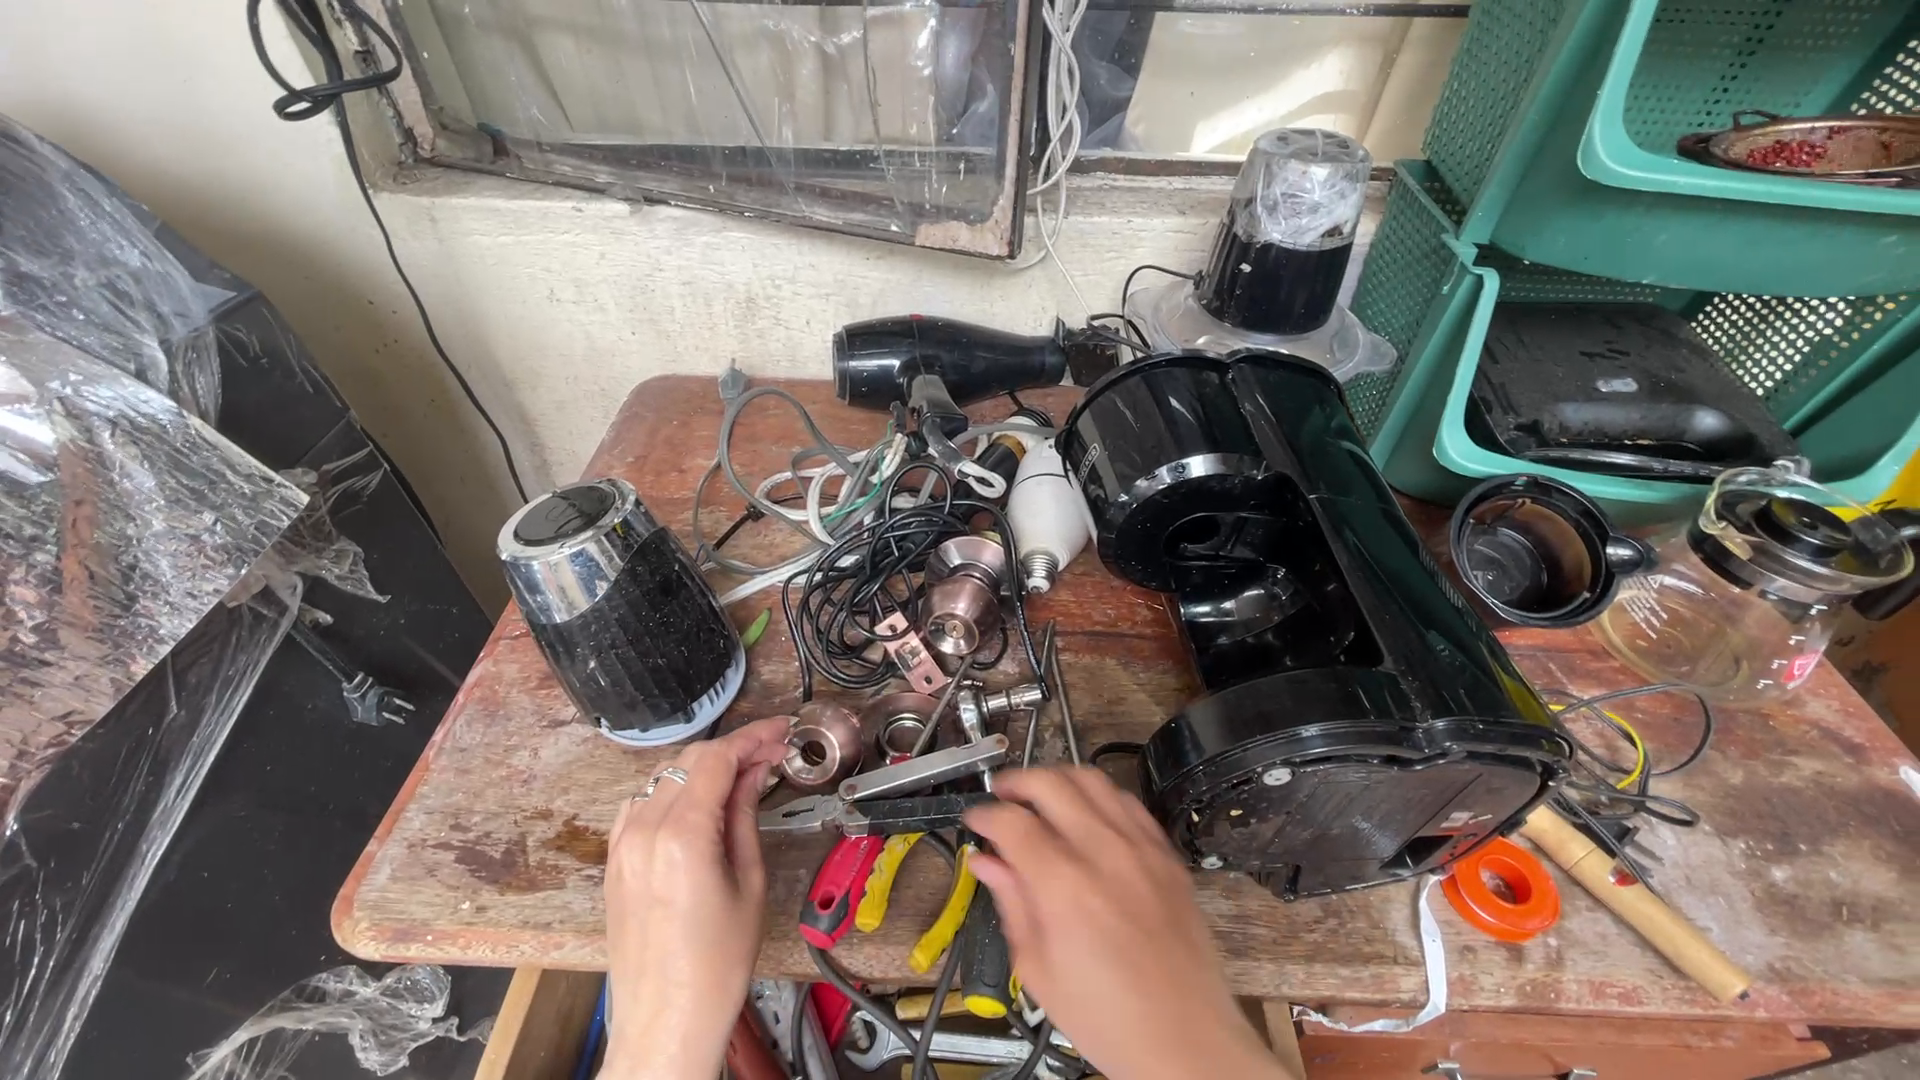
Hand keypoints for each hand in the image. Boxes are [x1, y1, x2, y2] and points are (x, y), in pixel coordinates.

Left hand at [600, 717, 791, 1079]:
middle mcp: (643, 830)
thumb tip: (755, 772)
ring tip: (740, 778)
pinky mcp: (614, 861)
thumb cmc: (717, 963)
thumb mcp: (749, 881)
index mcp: (682, 835)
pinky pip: (641, 804)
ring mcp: (622, 845)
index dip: (753, 737)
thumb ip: (745, 815)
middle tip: (771, 754)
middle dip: (733, 749)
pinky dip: (673, 790)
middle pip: (689, 761)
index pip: (717, 759)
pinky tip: (698, 803)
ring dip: (703, 768)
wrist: (665, 1022)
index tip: (781, 731)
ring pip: (663, 777)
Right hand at [963, 767, 1294, 1079]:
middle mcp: (1104, 853)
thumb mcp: (1039, 970)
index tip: (974, 820)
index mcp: (1064, 886)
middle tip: (1000, 796)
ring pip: (1092, 779)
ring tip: (1039, 797)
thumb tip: (985, 862)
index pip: (1011, 821)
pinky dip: (1099, 795)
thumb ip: (1011, 902)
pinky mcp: (1167, 855)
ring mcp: (1141, 848)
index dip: (984, 814)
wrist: (1186, 1040)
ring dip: (1057, 779)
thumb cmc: (1109, 1018)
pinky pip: (1128, 802)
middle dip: (1015, 782)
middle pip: (1050, 783)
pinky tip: (1086, 813)